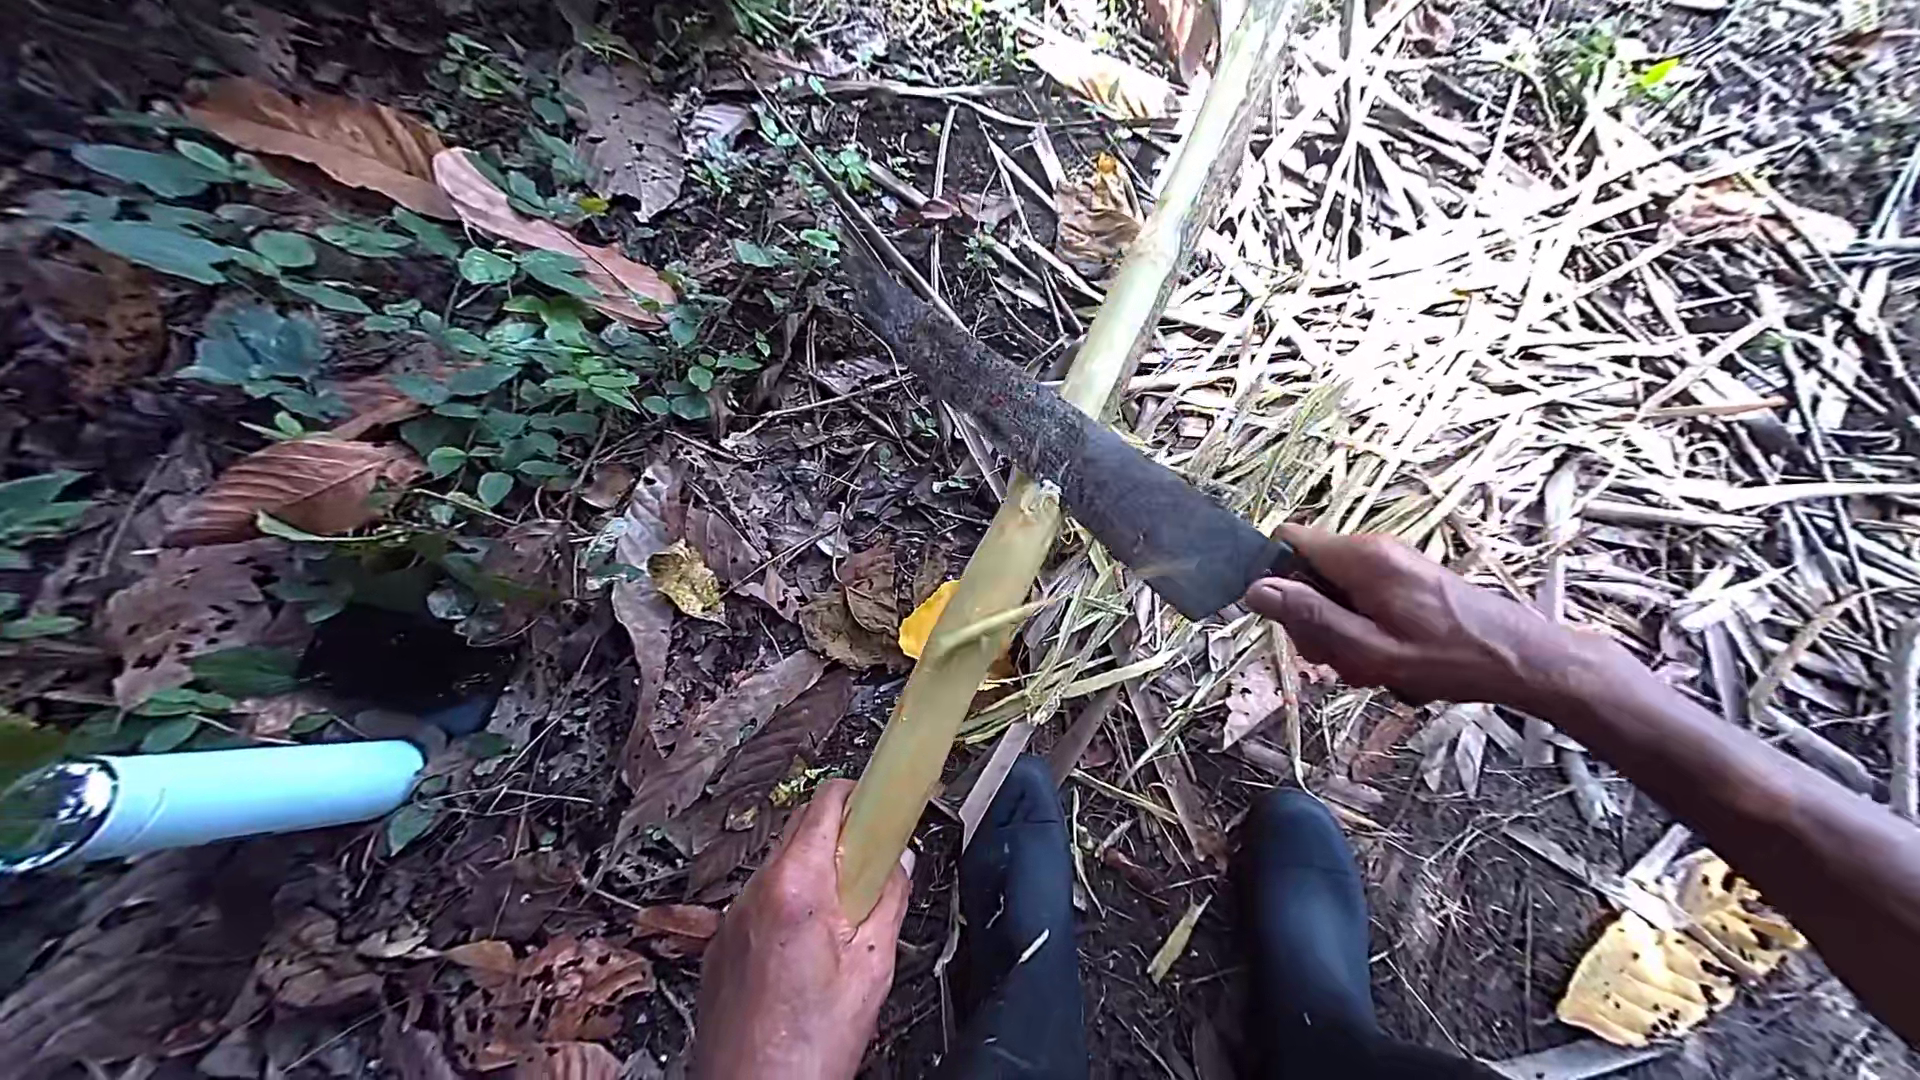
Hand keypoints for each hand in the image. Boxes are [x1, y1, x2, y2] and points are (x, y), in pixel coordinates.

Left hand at [690, 779, 912, 1079]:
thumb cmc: (806, 1049)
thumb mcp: (873, 965)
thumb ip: (891, 898)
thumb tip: (900, 862)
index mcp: (797, 886)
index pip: (827, 800)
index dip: (858, 794)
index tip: (878, 802)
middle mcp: (757, 890)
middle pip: (803, 823)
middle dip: (840, 832)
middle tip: (868, 863)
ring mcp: (734, 915)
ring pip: (782, 859)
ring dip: (814, 868)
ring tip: (839, 916)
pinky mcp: (722, 939)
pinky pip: (762, 894)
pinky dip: (788, 899)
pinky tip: (805, 944)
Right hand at [1247, 525, 1625, 709]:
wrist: (1530, 663)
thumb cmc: (1449, 659)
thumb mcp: (1369, 647)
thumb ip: (1309, 616)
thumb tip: (1254, 589)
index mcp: (1359, 557)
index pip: (1285, 539)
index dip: (1271, 574)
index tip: (1284, 617)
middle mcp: (1371, 549)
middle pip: (1303, 569)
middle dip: (1305, 613)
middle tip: (1330, 654)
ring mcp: (1389, 562)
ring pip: (1328, 587)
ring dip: (1331, 626)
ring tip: (1361, 661)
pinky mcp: (1402, 577)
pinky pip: (1355, 594)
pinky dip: (1355, 624)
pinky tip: (1379, 654)